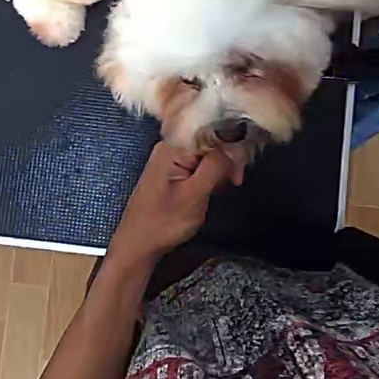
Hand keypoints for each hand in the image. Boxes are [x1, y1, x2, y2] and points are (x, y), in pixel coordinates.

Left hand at [106, 143, 237, 264]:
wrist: (138, 245)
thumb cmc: (164, 222)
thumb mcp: (194, 194)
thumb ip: (215, 166)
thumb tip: (234, 147)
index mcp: (173, 147)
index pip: (212, 132)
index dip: (231, 147)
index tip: (241, 168)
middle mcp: (172, 147)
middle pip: (210, 141)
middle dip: (227, 159)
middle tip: (235, 182)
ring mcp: (172, 159)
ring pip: (207, 154)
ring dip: (221, 169)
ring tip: (226, 187)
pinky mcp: (174, 172)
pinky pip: (200, 165)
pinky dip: (212, 175)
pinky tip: (216, 188)